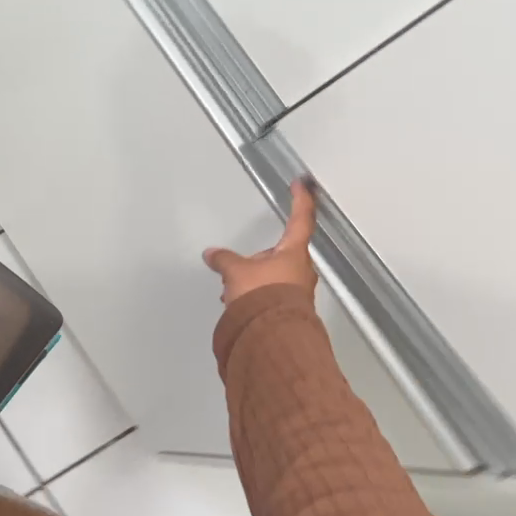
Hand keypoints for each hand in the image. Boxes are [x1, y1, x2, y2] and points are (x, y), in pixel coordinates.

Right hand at [203, 178, 319, 303]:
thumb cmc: (262, 296)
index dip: (301, 199)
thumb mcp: (235, 272)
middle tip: (245, 261)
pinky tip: (240, 301)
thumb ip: (224, 260)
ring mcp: (298, 288)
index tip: (302, 185)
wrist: (269, 331)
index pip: (301, 218)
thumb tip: (213, 254)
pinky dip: (257, 293)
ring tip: (236, 288)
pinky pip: (273, 292)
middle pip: (284, 251)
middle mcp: (301, 268)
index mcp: (294, 252)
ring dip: (257, 277)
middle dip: (263, 255)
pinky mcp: (290, 306)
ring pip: (276, 274)